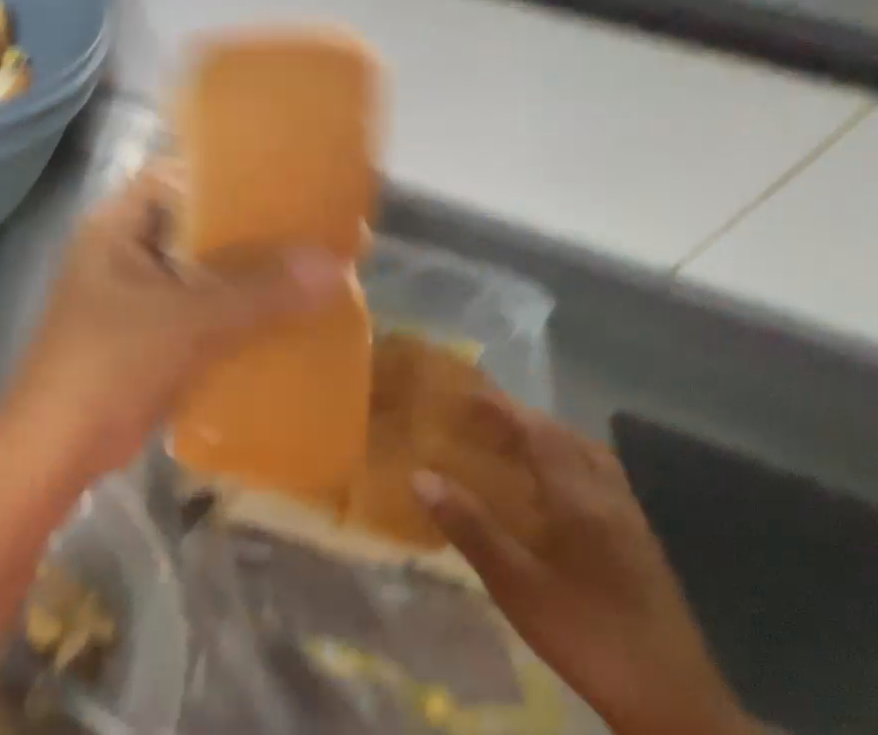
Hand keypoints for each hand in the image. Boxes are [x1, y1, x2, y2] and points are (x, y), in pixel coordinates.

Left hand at [2, 168, 347, 481]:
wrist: (59, 442)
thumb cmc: (112, 362)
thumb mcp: (189, 320)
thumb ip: (261, 290)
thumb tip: (337, 264)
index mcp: (114, 229)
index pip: (173, 178)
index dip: (227, 178)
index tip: (287, 186)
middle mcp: (120, 255)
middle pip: (192, 229)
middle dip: (251, 236)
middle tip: (318, 236)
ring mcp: (130, 299)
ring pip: (199, 277)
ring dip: (248, 282)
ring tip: (317, 278)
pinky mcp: (144, 340)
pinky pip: (198, 317)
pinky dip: (235, 319)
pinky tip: (286, 326)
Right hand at [414, 394, 758, 734]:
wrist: (670, 699)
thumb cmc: (585, 633)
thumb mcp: (515, 584)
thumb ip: (470, 527)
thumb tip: (420, 475)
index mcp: (582, 503)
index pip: (541, 435)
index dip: (502, 408)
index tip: (460, 390)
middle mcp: (612, 502)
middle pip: (571, 441)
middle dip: (524, 419)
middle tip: (477, 415)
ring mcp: (632, 524)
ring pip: (591, 461)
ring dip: (549, 440)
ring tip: (506, 443)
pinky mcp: (638, 547)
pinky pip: (598, 483)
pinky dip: (564, 466)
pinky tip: (542, 490)